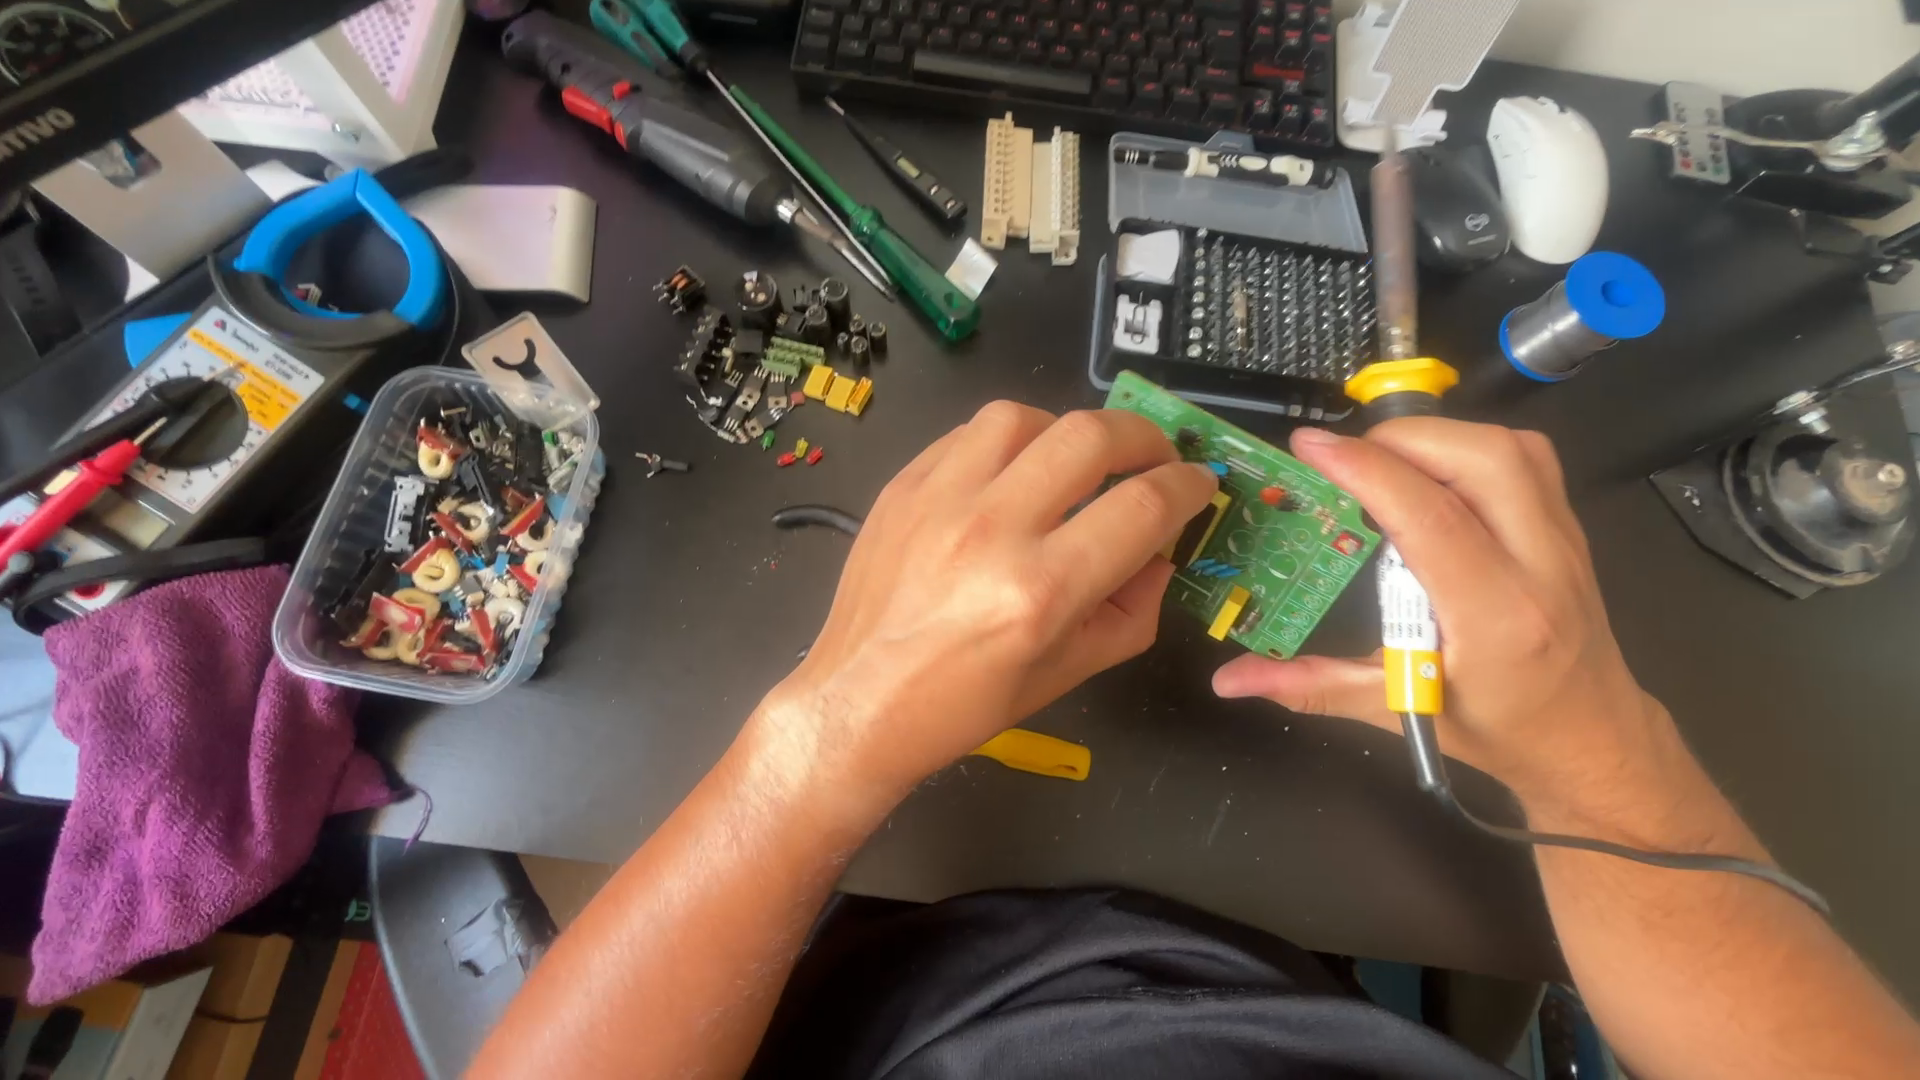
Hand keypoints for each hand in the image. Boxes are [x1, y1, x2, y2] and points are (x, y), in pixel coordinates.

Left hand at [752, 402, 1217, 807]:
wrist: (861, 701)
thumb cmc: (966, 704)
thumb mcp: (1069, 671)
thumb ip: (1132, 609)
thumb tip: (1160, 550)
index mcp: (1040, 591)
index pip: (1142, 508)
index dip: (1188, 488)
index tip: (1198, 486)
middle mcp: (991, 530)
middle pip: (1090, 436)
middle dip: (1144, 438)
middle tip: (1153, 460)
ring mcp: (938, 500)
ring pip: (1023, 417)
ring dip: (1066, 430)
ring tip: (1075, 463)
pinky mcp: (903, 487)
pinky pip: (968, 433)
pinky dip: (1008, 442)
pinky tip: (1013, 471)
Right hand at [1213, 419, 1682, 828]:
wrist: (1593, 740)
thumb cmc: (1496, 729)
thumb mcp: (1397, 712)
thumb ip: (1310, 686)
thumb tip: (1232, 680)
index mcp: (1495, 617)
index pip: (1432, 518)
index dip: (1367, 470)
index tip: (1310, 447)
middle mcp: (1540, 566)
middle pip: (1484, 459)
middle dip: (1402, 439)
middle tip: (1343, 456)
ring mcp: (1565, 541)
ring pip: (1511, 448)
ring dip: (1437, 436)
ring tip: (1380, 458)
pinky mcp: (1568, 528)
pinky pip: (1526, 459)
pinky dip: (1467, 446)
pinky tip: (1428, 471)